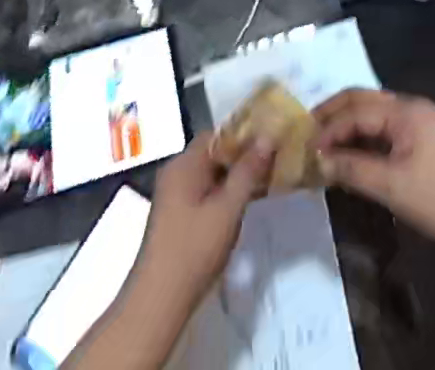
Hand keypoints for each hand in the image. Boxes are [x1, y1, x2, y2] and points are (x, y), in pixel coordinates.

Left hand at [127, 135, 274, 306]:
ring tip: (268, 177)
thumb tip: (267, 137)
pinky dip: (226, 191)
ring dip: (236, 175)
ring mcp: (175, 195)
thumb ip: (248, 171)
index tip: (271, 137)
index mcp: (184, 164)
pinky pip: (206, 190)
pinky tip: (247, 201)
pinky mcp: (178, 214)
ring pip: (211, 173)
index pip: (217, 133)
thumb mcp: (228, 208)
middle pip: (214, 152)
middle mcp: (176, 173)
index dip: (245, 133)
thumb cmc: (194, 248)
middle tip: (275, 158)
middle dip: (243, 154)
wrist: (159, 300)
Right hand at [313, 89, 434, 250]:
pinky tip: (350, 153)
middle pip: (363, 101)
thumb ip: (352, 168)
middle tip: (307, 133)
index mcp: (406, 110)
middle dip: (334, 115)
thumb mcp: (391, 186)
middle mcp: (411, 106)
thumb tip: (318, 160)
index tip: (305, 148)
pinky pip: (384, 127)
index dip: (328, 128)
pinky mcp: (423, 138)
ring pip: (373, 113)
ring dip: (347, 125)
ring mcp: (419, 121)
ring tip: (323, 144)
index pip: (356, 110)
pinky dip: (363, 136)